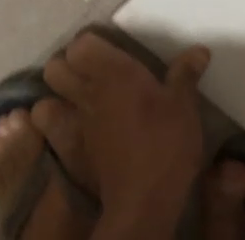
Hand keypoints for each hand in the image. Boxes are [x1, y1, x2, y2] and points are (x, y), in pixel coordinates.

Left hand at [43, 31, 210, 229]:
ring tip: (75, 102)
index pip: (81, 44)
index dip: (90, 45)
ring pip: (44, 101)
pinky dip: (55, 129)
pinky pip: (51, 133)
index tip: (107, 52)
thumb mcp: (183, 105)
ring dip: (55, 99)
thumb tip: (200, 50)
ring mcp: (75, 124)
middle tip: (91, 74)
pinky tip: (73, 131)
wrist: (144, 200)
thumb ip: (186, 73)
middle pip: (55, 68)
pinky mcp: (71, 152)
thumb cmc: (165, 142)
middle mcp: (87, 93)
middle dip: (66, 67)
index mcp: (113, 72)